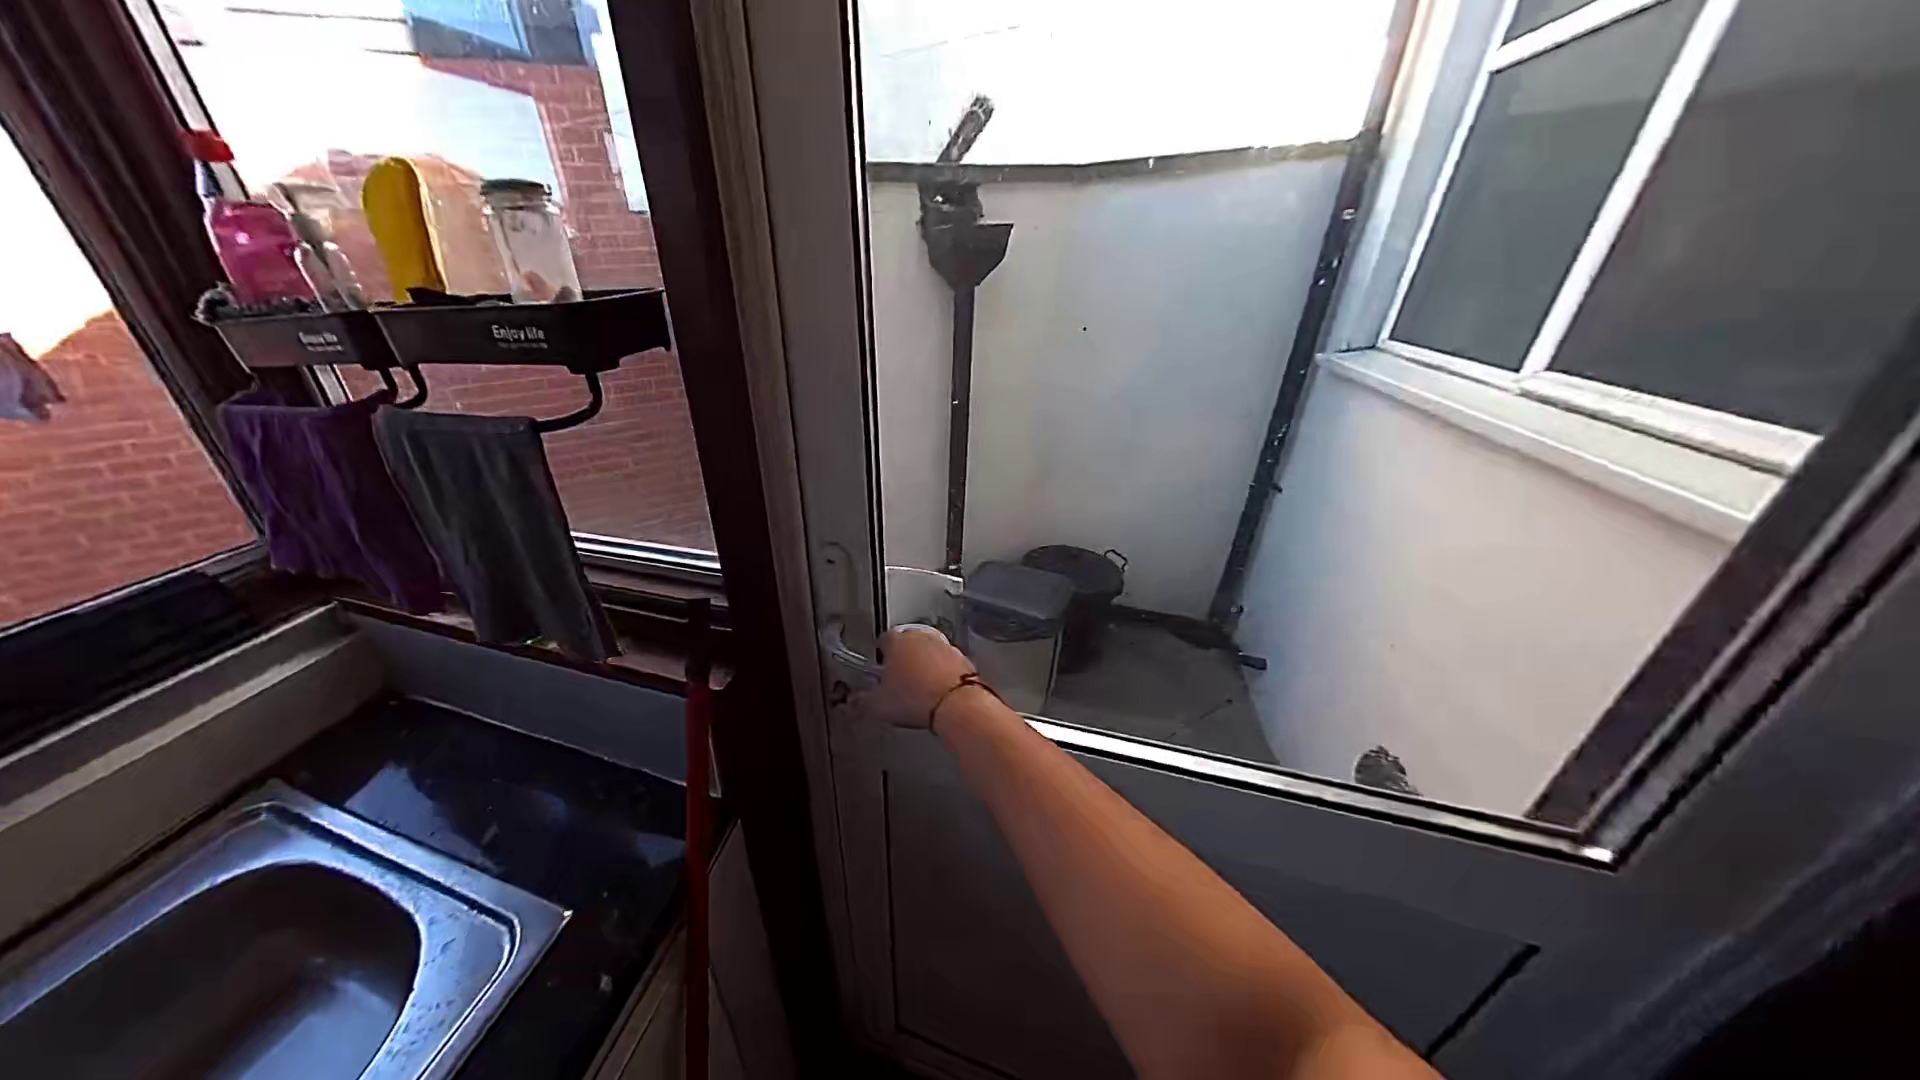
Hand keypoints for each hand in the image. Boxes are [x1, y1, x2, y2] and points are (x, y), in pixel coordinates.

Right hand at [863, 625, 975, 729]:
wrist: (957, 704)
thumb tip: (855, 703)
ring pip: (929, 651)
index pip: (883, 639)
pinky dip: (943, 673)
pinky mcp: (962, 659)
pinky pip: (947, 663)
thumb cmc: (918, 698)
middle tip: (897, 680)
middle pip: (907, 643)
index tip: (879, 664)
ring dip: (924, 665)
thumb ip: (861, 701)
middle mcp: (921, 638)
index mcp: (897, 642)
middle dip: (902, 659)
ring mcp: (944, 647)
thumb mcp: (878, 705)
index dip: (879, 653)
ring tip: (919, 688)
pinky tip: (938, 691)